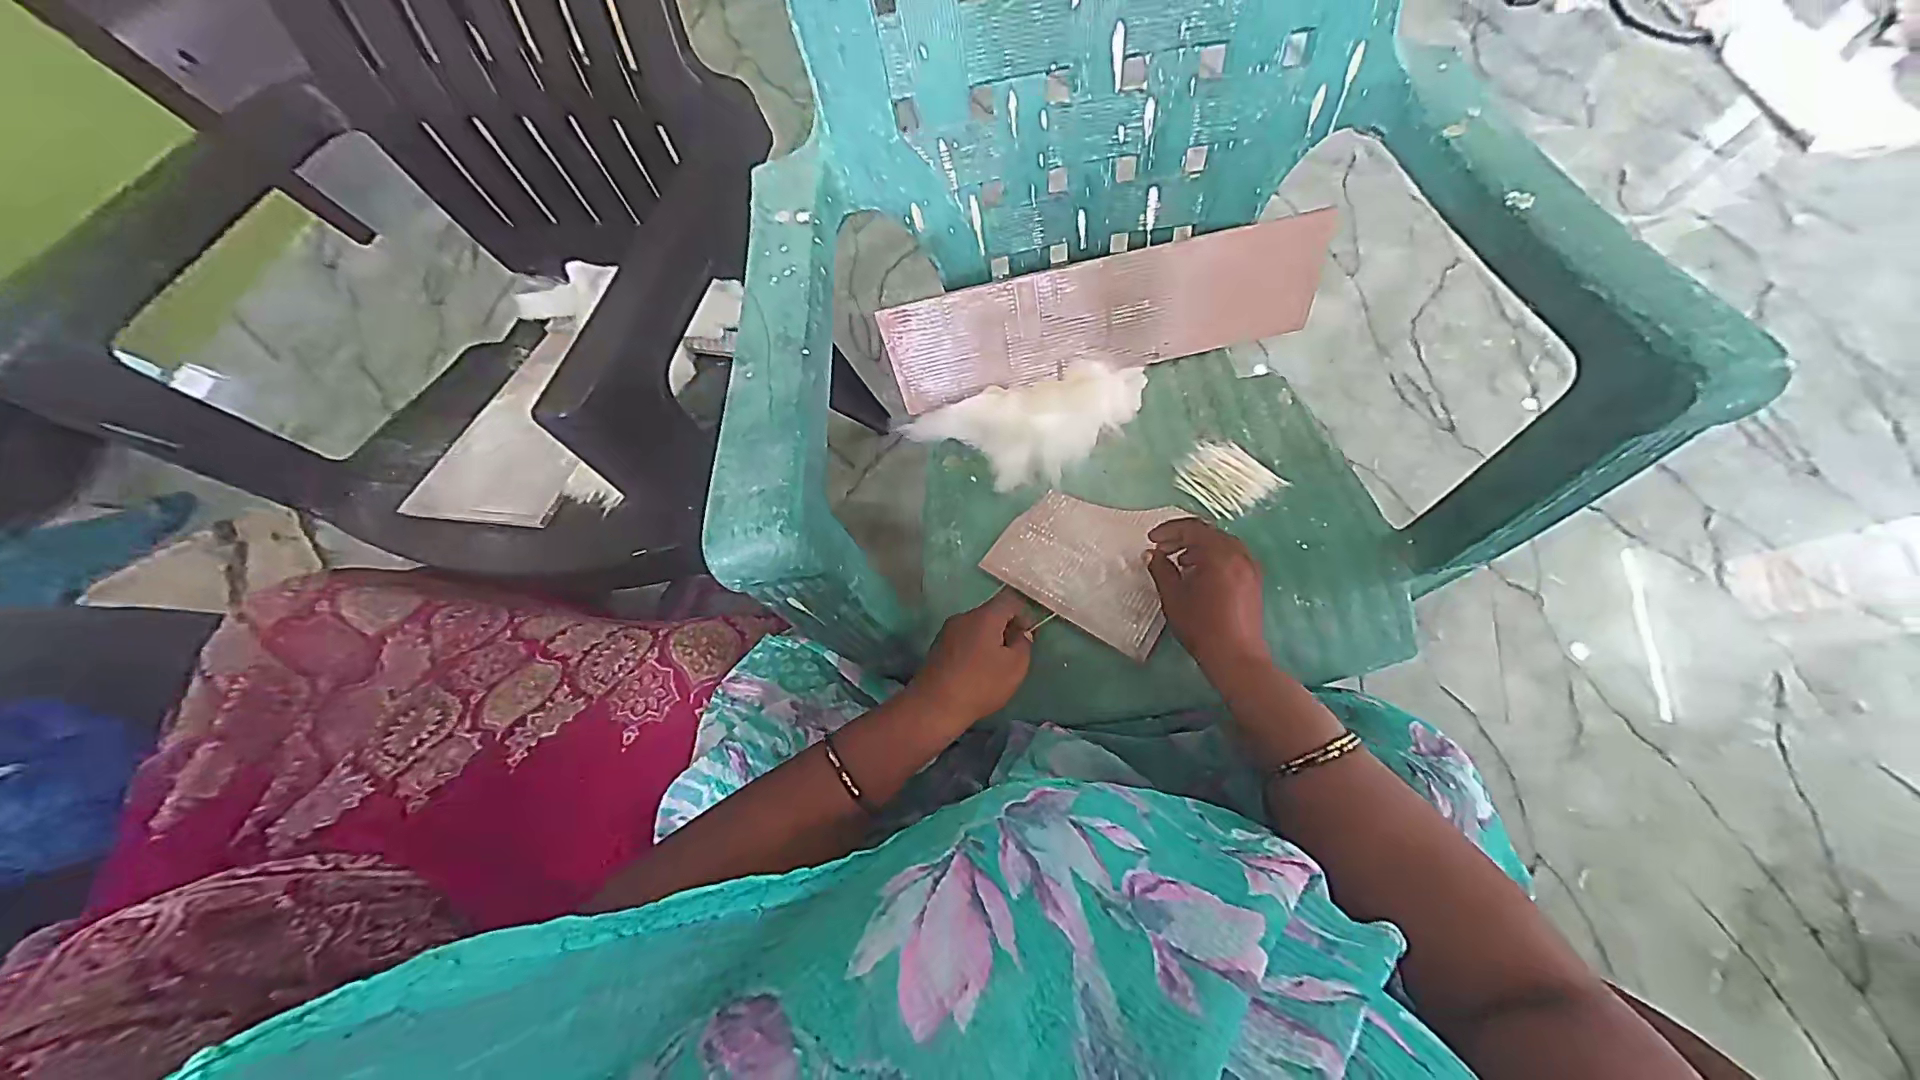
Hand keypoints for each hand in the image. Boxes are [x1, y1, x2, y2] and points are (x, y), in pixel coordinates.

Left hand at [909, 590, 1034, 721]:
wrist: (934, 705)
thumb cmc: (980, 684)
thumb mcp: (1015, 667)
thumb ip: (1023, 644)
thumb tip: (1020, 633)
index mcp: (984, 616)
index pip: (1009, 599)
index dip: (1024, 613)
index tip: (1028, 634)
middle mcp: (964, 616)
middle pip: (991, 612)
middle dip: (1006, 627)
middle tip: (1014, 652)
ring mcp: (947, 630)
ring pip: (976, 626)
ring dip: (989, 638)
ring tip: (994, 664)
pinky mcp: (937, 645)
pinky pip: (963, 638)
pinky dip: (974, 647)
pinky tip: (976, 670)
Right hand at [1145, 518, 1267, 670]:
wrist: (1235, 656)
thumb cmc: (1201, 625)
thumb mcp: (1173, 596)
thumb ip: (1161, 569)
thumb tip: (1152, 554)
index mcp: (1219, 554)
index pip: (1192, 528)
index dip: (1168, 530)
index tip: (1152, 539)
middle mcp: (1239, 554)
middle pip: (1208, 533)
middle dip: (1182, 538)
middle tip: (1162, 549)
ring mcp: (1250, 567)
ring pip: (1221, 544)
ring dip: (1197, 547)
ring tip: (1178, 562)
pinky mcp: (1253, 580)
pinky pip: (1231, 556)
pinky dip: (1212, 557)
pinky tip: (1198, 574)